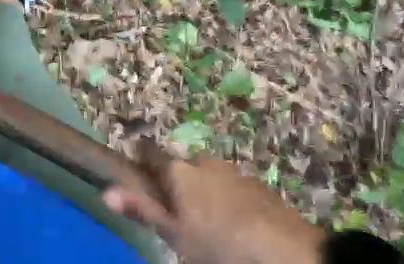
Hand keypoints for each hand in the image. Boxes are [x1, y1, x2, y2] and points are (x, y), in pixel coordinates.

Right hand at [102, 153, 323, 263]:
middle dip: (176, 189)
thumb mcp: (178, 239)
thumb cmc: (225, 251)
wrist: (297, 259)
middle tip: (179, 224)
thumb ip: (143, 211)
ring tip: (212, 234)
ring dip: (204, 198)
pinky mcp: (261, 188)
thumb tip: (106, 191)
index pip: (146, 151)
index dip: (138, 164)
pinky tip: (239, 235)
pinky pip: (232, 191)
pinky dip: (229, 206)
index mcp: (178, 170)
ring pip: (207, 180)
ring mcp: (234, 172)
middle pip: (179, 168)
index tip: (137, 185)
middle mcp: (203, 160)